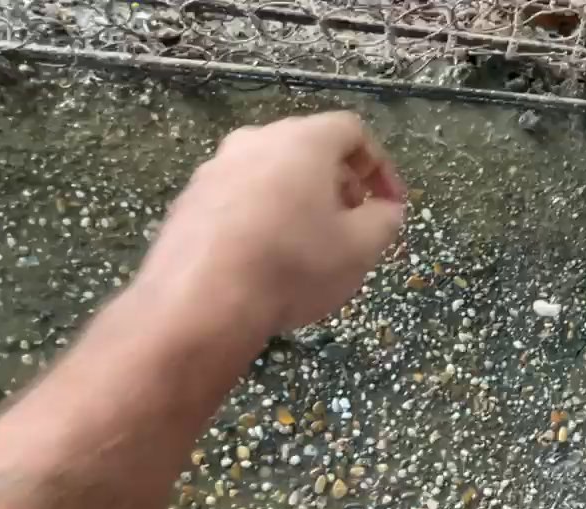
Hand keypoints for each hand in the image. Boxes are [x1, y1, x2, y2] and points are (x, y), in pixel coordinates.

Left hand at [135, 112, 404, 352]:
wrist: (205, 299)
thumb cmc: (296, 266)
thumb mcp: (361, 249)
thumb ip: (384, 221)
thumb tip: (387, 209)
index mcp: (303, 142)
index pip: (352, 132)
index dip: (381, 168)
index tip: (392, 206)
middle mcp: (256, 141)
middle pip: (311, 150)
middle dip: (342, 186)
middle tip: (357, 227)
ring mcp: (217, 168)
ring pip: (276, 175)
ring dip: (305, 203)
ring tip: (316, 248)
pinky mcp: (193, 200)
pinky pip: (245, 199)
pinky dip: (270, 219)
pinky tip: (274, 260)